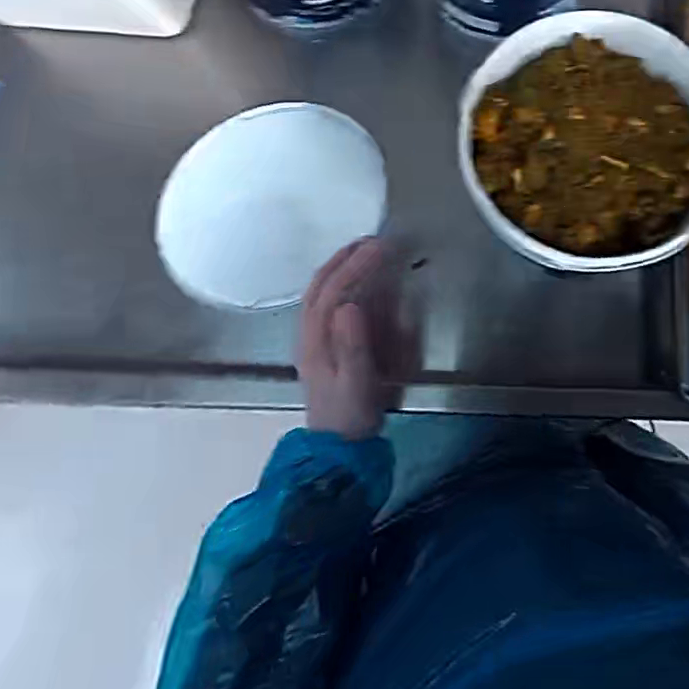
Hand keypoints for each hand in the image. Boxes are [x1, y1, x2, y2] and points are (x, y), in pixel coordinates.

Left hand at [297, 237, 409, 439]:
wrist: (336, 447)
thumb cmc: (350, 414)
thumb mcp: (357, 384)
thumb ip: (354, 346)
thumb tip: (351, 306)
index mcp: (315, 339)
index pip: (333, 291)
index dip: (355, 266)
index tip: (379, 247)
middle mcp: (308, 333)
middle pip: (320, 285)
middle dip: (343, 258)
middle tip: (370, 240)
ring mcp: (311, 338)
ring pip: (319, 293)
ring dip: (340, 267)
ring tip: (362, 251)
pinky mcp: (320, 345)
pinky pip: (326, 305)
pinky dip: (339, 284)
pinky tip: (355, 281)